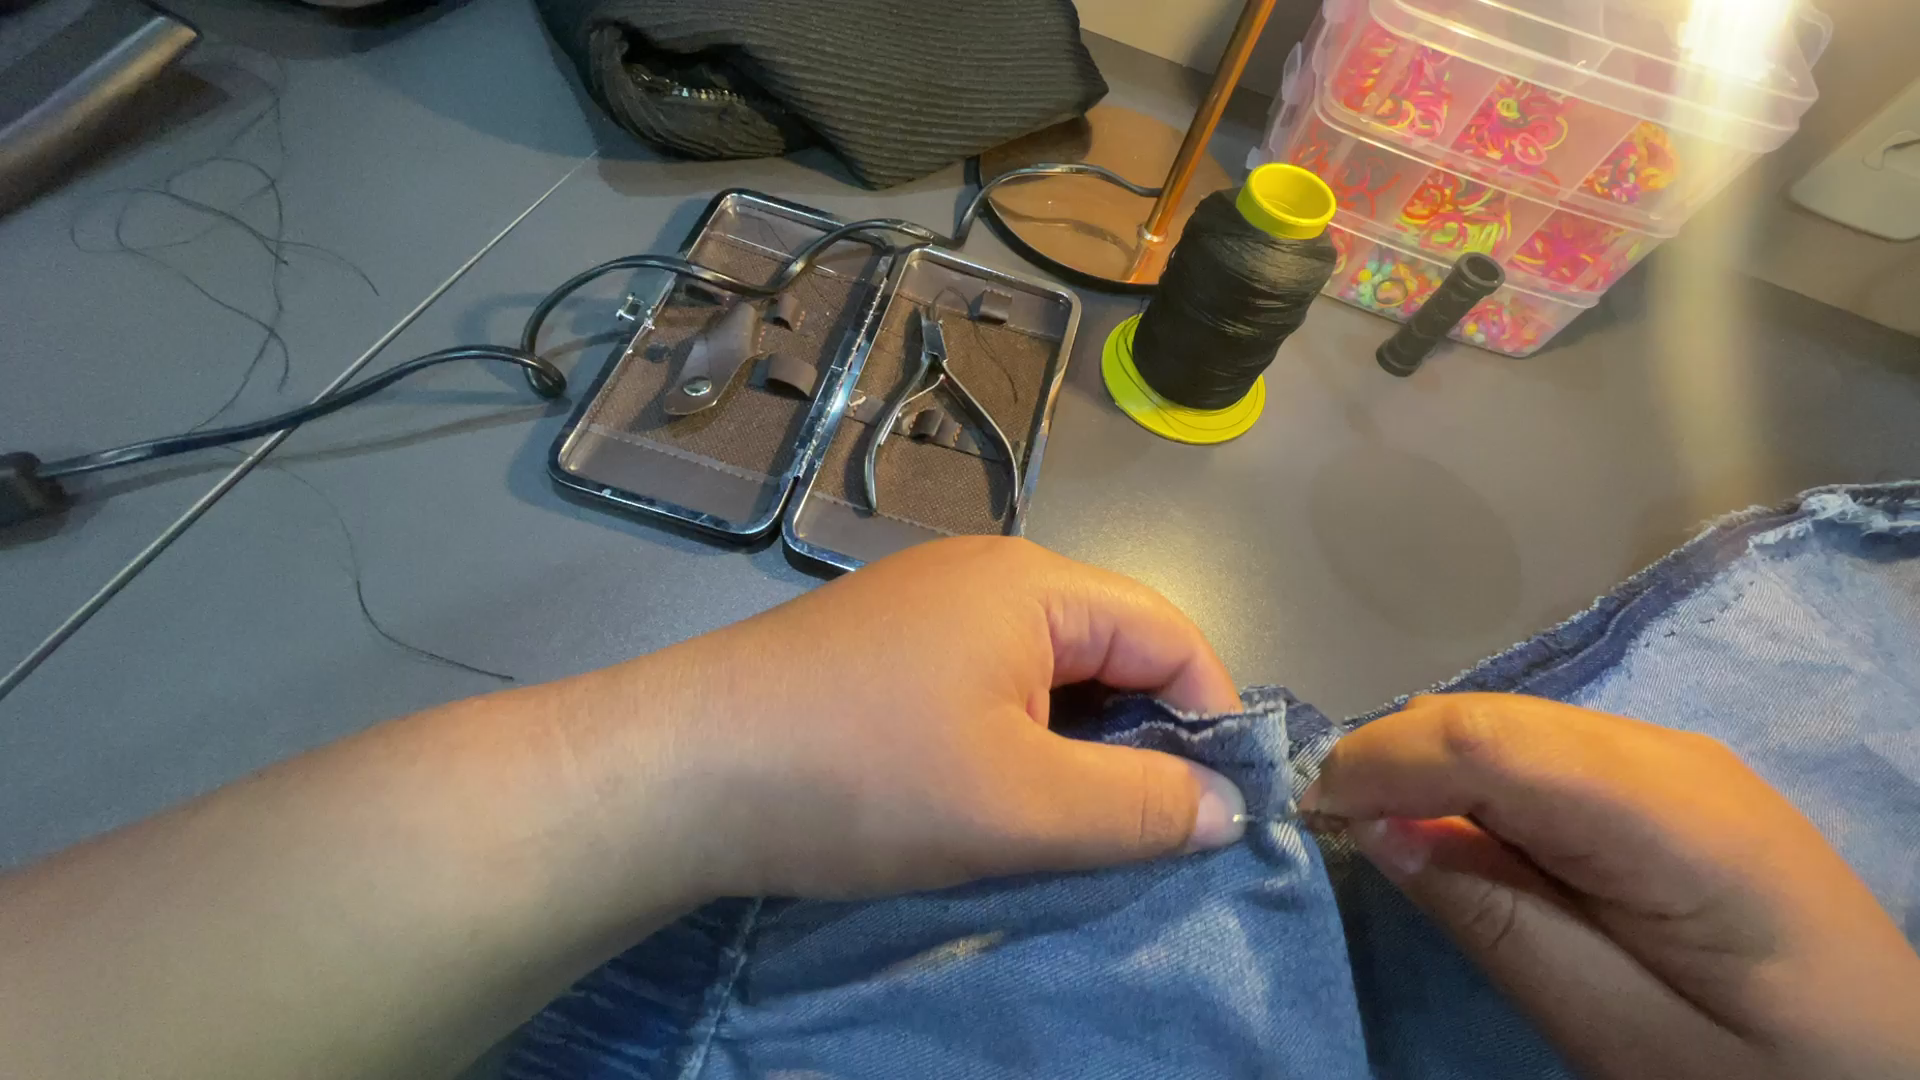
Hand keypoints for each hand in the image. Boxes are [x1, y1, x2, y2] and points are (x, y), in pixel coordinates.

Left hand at [557, 536, 1246, 904]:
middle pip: (1108, 643)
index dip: (1211, 711)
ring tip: (1076, 815)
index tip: (1224, 801)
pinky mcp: (890, 642)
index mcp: (1033, 582)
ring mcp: (930, 603)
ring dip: (1078, 739)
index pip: (1166, 630)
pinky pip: (990, 678)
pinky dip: (1019, 733)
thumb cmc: (866, 774)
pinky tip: (1000, 786)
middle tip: (1150, 822)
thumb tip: (1228, 806)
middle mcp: (987, 572)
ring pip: (1047, 667)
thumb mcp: (1022, 804)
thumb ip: (1141, 806)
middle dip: (1143, 731)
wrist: (685, 768)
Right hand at [1302, 694, 1919, 1079]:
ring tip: (1391, 832)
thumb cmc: (1765, 1072)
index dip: (1381, 762)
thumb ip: (1493, 919)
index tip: (1318, 816)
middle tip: (1343, 830)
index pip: (1488, 743)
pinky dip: (1457, 773)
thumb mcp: (1621, 1031)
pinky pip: (1515, 741)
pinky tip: (1458, 828)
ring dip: (1417, 765)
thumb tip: (1375, 829)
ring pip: (1486, 719)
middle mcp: (1659, 751)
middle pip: (1478, 716)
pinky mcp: (1642, 766)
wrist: (1904, 1075)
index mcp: (1674, 817)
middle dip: (1387, 760)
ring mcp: (1655, 750)